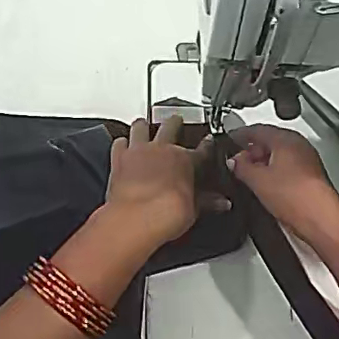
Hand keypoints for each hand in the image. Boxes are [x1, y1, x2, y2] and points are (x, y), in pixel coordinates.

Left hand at [100, 116, 218, 251]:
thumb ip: (207, 201)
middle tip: (177, 120)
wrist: (136, 217)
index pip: (202, 149)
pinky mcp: (119, 159)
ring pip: (141, 126)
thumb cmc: (165, 213)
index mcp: (185, 159)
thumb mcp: (194, 209)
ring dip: (144, 126)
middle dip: (175, 122)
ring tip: (146, 124)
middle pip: (171, 126)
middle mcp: (162, 149)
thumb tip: (220, 203)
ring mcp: (139, 151)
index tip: (208, 141)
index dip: (207, 144)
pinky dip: (122, 143)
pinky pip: (119, 143)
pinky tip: (123, 145)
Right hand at [227, 125, 338, 233]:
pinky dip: (275, 174)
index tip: (231, 139)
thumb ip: (241, 166)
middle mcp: (300, 146)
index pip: (258, 129)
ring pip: (279, 156)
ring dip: (263, 164)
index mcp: (287, 139)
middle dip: (251, 151)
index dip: (240, 135)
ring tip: (249, 177)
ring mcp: (308, 162)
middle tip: (237, 161)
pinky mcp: (311, 178)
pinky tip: (266, 187)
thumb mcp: (256, 180)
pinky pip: (288, 169)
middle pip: (270, 141)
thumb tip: (235, 162)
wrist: (321, 220)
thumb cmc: (298, 197)